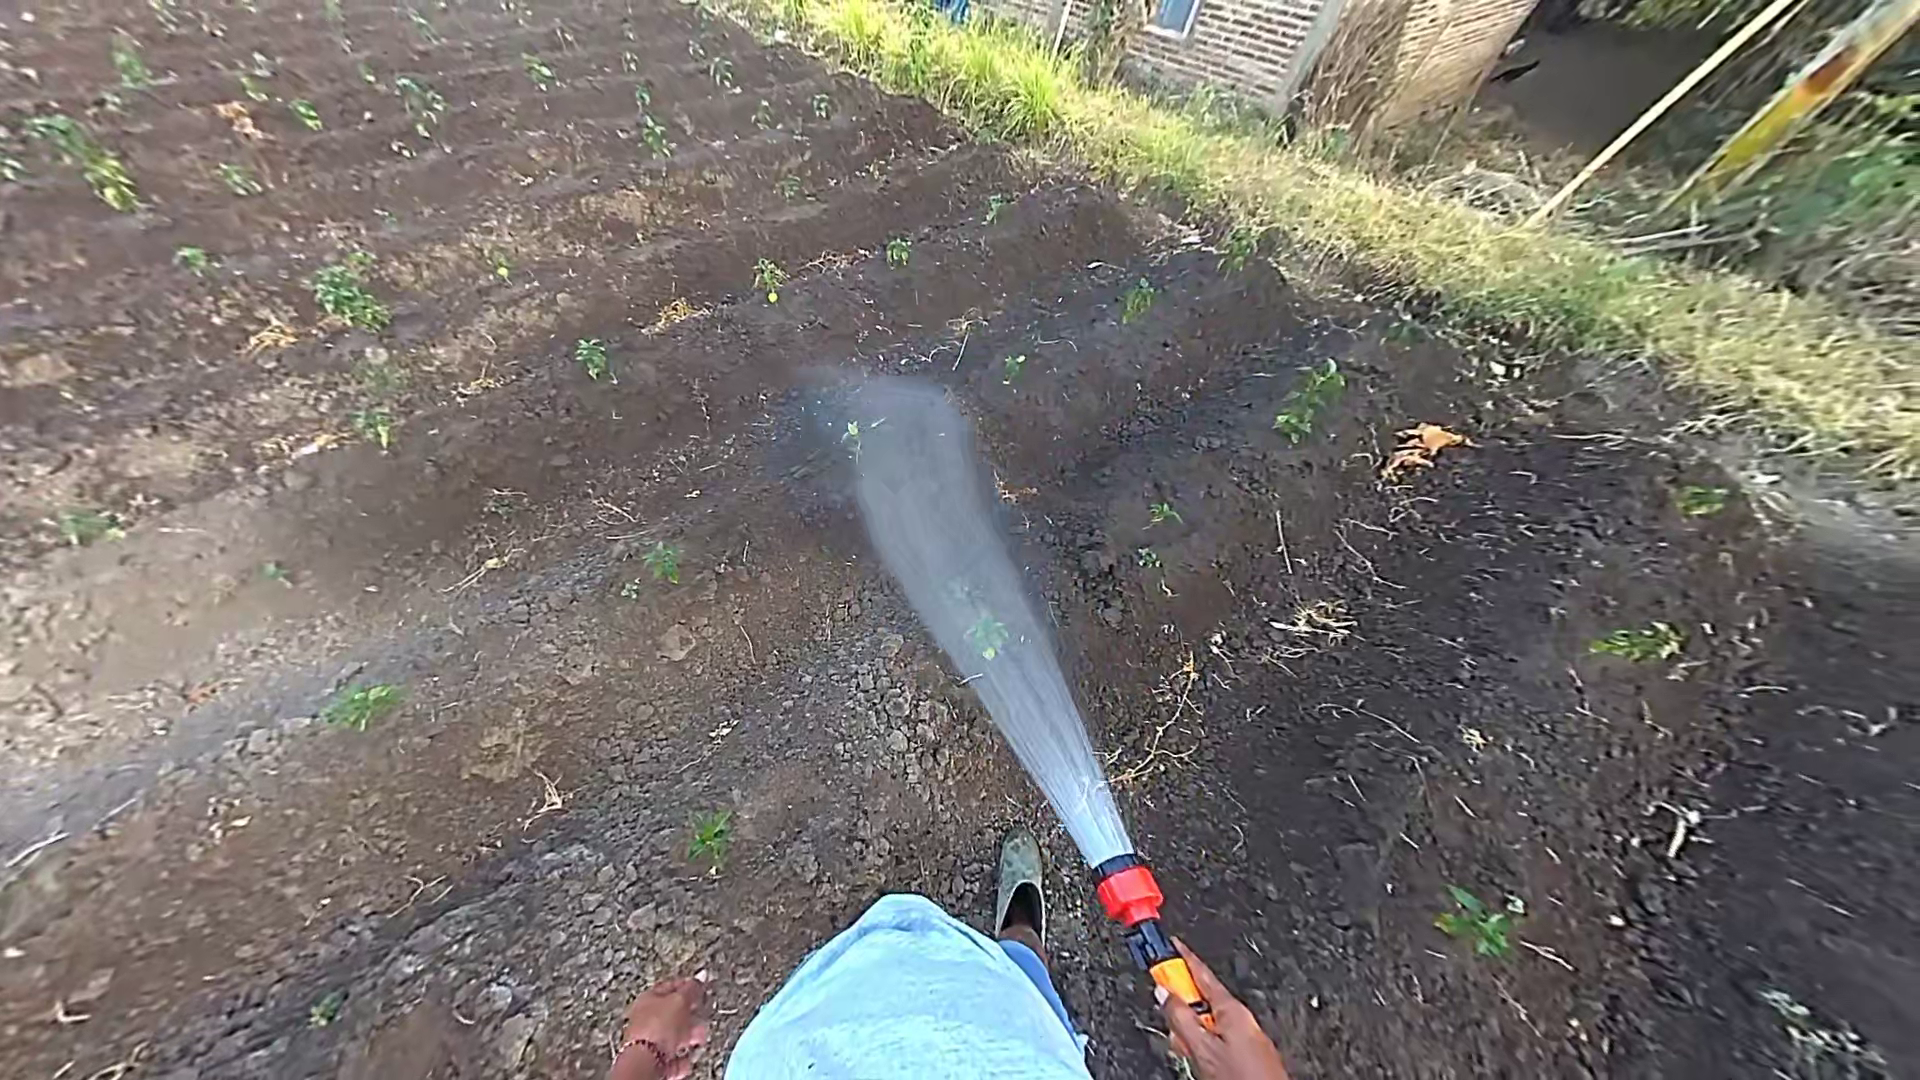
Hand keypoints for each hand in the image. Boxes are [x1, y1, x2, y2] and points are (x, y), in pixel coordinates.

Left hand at [609, 975, 709, 1079]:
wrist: (645, 1063)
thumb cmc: (657, 1027)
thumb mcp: (680, 1000)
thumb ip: (692, 988)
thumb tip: (701, 976)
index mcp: (646, 999)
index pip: (669, 986)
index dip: (686, 985)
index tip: (700, 987)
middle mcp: (643, 1020)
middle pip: (671, 1013)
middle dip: (690, 1014)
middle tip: (702, 1012)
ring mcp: (646, 1042)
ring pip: (672, 1035)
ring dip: (688, 1035)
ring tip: (700, 1036)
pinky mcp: (651, 1062)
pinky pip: (670, 1058)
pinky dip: (681, 1058)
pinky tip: (688, 1057)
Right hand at [1157, 939, 1289, 1079]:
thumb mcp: (1202, 1049)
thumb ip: (1180, 1018)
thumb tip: (1163, 992)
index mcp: (1232, 1008)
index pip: (1200, 971)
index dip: (1181, 955)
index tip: (1167, 944)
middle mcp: (1242, 1018)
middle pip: (1204, 997)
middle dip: (1183, 1003)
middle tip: (1169, 1014)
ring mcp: (1249, 1037)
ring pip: (1211, 1021)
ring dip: (1193, 1029)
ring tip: (1186, 1048)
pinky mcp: (1252, 1056)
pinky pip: (1222, 1037)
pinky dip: (1206, 1042)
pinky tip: (1202, 1060)